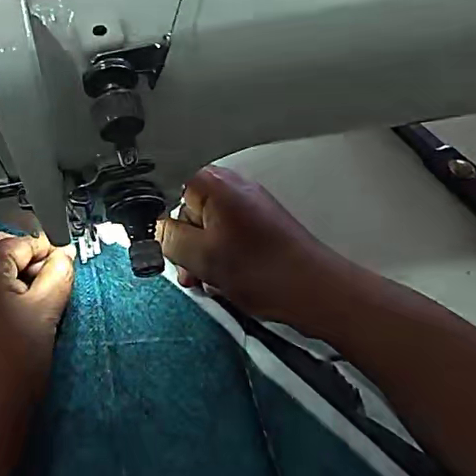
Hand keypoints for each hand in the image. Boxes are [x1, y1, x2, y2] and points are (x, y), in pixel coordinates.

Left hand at [0, 232, 74, 450]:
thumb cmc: (14, 366)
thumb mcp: (45, 316)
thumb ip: (58, 276)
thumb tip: (64, 254)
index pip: (22, 243)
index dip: (47, 252)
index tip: (64, 269)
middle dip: (22, 259)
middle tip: (46, 286)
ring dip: (3, 276)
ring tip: (27, 307)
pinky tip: (1, 324)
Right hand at [158, 165, 337, 325]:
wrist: (318, 292)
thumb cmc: (268, 272)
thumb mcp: (201, 258)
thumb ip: (168, 239)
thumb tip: (157, 232)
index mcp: (215, 183)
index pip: (169, 196)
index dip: (168, 228)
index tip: (171, 250)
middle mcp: (233, 185)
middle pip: (189, 212)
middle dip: (188, 245)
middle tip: (193, 271)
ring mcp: (250, 203)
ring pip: (209, 227)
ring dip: (205, 255)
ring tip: (215, 281)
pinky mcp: (262, 223)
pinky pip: (229, 235)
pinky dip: (225, 255)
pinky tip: (231, 279)